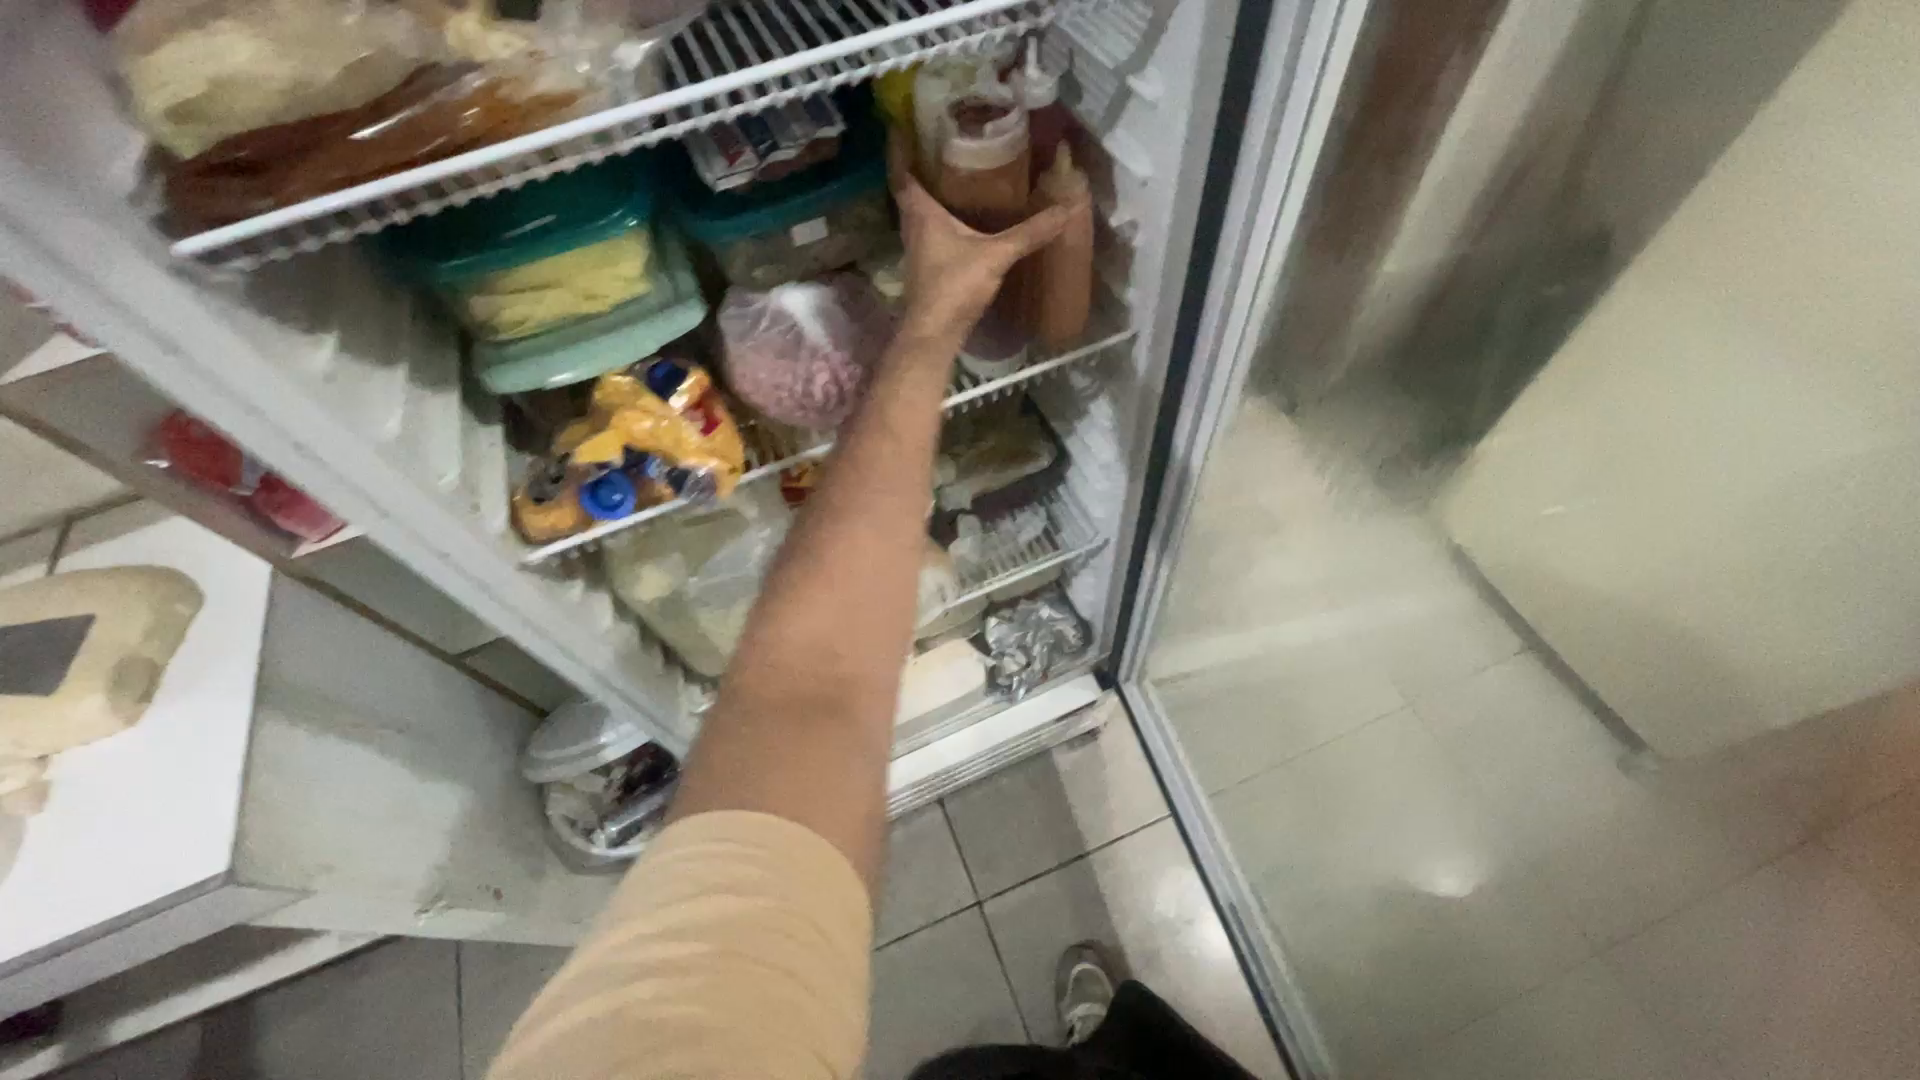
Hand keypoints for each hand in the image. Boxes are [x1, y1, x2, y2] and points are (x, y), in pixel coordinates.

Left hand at [889, 127, 1070, 344]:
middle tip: (938, 144)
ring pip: (919, 213)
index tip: (902, 123)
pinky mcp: (926, 268)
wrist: (933, 334)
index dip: (899, 147)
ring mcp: (917, 249)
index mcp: (921, 213)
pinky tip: (961, 220)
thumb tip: (1065, 209)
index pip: (901, 171)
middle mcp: (913, 227)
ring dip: (931, 195)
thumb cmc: (953, 287)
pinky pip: (930, 233)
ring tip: (952, 175)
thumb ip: (1028, 234)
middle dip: (920, 168)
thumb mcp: (994, 256)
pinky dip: (941, 220)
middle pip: (910, 190)